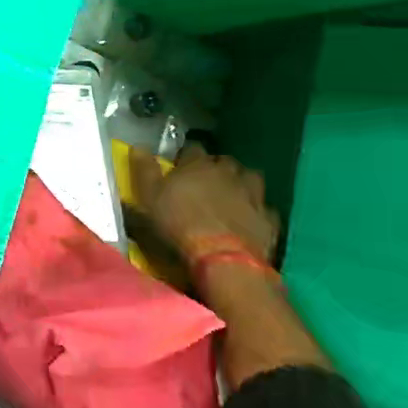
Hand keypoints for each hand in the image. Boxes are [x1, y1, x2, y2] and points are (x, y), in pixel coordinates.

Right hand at [129, 144, 278, 262]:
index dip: (187, 156)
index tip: (181, 165)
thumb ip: (144, 170)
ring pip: (250, 178)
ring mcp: (252, 195)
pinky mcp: (269, 219)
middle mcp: (227, 173)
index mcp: (197, 165)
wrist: (224, 261)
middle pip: (224, 161)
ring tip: (234, 195)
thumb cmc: (179, 226)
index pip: (193, 149)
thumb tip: (139, 146)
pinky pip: (266, 209)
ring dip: (242, 183)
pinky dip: (259, 211)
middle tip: (207, 182)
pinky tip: (252, 220)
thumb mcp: (149, 198)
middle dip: (217, 168)